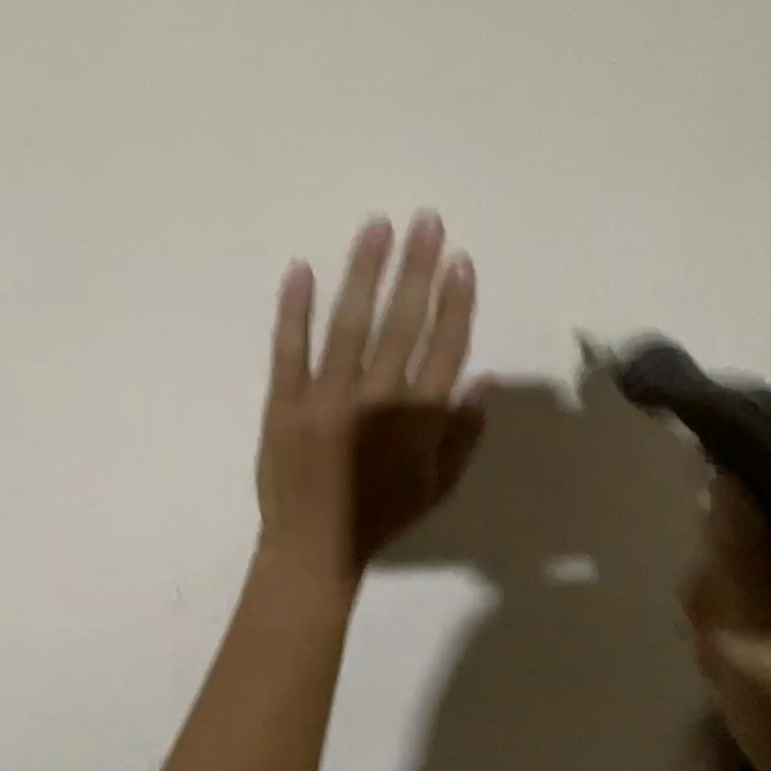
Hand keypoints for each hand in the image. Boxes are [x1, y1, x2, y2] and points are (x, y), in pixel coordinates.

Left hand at [255, 213, 485, 588]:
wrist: (313, 549)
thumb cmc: (382, 517)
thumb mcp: (440, 484)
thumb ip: (465, 432)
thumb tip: (486, 377)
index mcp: (419, 421)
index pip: (446, 348)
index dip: (456, 302)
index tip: (460, 261)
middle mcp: (377, 401)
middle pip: (402, 323)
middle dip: (417, 269)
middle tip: (425, 221)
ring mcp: (327, 399)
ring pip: (350, 325)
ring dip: (365, 272)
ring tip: (377, 227)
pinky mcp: (284, 403)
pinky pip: (289, 349)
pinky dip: (294, 309)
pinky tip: (302, 269)